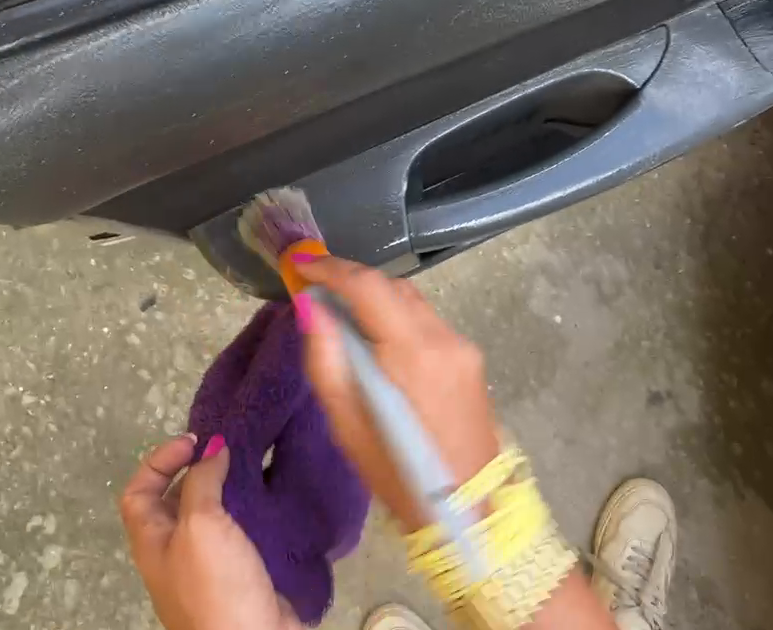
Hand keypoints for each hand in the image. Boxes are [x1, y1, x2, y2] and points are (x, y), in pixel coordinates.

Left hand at [119, 434, 298, 629]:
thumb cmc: (215, 585)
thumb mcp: (200, 525)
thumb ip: (201, 482)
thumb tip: (212, 449)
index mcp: (152, 543)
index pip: (138, 490)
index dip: (159, 460)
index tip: (195, 443)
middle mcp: (173, 553)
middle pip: (171, 500)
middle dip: (195, 470)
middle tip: (226, 449)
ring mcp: (205, 566)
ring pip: (207, 514)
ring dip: (224, 487)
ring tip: (250, 464)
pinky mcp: (237, 573)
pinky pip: (235, 530)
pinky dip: (247, 508)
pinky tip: (266, 495)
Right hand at [296, 256, 501, 530]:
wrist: (471, 510)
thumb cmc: (399, 473)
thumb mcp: (347, 424)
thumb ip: (326, 359)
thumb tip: (312, 308)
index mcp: (412, 353)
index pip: (368, 286)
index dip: (332, 269)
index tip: (302, 263)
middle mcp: (443, 337)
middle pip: (392, 286)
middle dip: (352, 281)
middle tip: (316, 290)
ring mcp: (462, 344)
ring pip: (411, 300)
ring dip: (376, 298)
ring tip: (344, 316)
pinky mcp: (470, 356)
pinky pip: (427, 320)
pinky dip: (397, 318)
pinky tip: (379, 342)